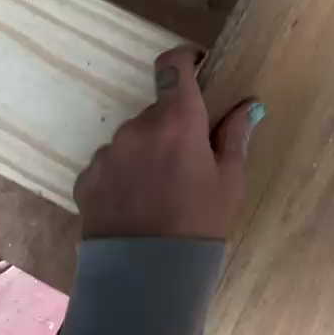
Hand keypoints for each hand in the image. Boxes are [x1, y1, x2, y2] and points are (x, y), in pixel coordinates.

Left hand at [74, 47, 263, 239]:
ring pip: (133, 137)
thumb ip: (236, 135)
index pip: (173, 65)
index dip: (184, 58)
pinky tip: (137, 199)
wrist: (145, 276)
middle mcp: (138, 127)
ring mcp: (107, 153)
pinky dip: (124, 171)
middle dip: (173, 124)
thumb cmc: (200, 221)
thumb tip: (248, 106)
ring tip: (160, 185)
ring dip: (147, 149)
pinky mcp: (85, 180)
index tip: (196, 65)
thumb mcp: (231, 178)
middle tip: (188, 157)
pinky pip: (111, 162)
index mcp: (178, 120)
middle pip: (157, 109)